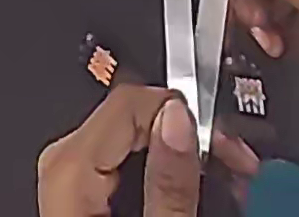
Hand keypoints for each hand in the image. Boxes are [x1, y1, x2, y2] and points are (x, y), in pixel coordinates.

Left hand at [37, 86, 259, 216]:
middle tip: (236, 165)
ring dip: (181, 156)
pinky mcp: (82, 196)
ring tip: (226, 183)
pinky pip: (124, 163)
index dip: (183, 113)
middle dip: (188, 136)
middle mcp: (63, 164)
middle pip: (132, 118)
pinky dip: (162, 174)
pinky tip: (191, 192)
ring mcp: (70, 179)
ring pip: (132, 140)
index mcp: (69, 167)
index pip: (130, 102)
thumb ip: (168, 184)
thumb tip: (178, 119)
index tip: (224, 141)